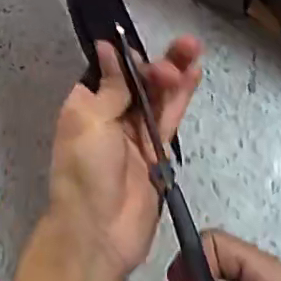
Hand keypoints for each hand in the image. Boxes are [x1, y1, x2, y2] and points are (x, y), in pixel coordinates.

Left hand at [45, 36, 203, 277]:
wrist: (99, 232)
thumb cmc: (85, 170)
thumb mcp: (90, 121)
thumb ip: (109, 87)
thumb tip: (106, 48)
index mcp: (86, 105)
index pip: (111, 71)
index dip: (129, 58)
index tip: (143, 52)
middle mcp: (110, 115)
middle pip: (138, 81)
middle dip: (158, 63)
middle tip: (182, 47)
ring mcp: (135, 134)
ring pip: (158, 96)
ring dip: (174, 72)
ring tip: (194, 47)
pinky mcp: (156, 151)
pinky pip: (169, 118)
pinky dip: (181, 97)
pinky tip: (194, 74)